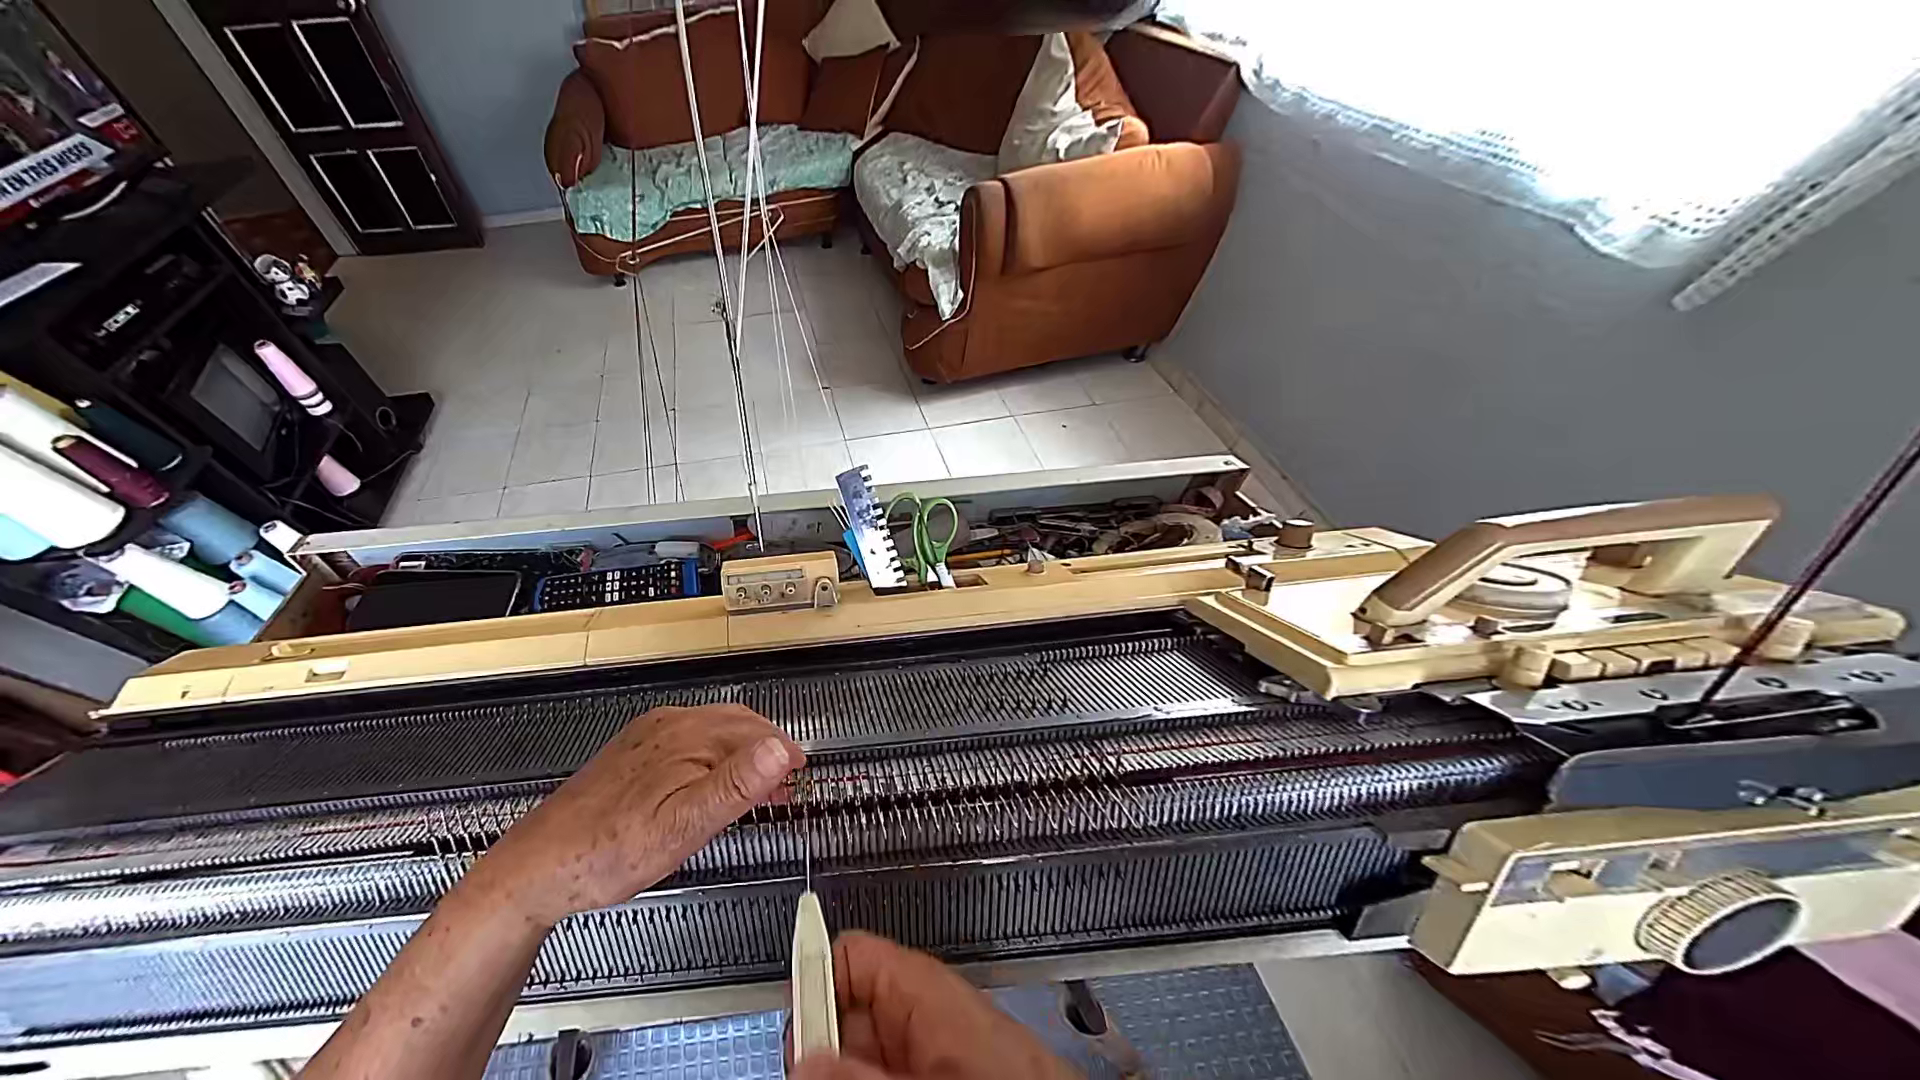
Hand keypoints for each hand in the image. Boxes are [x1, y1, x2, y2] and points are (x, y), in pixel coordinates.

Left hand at [461, 704, 803, 927]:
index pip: (757, 734)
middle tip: (785, 783)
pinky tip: (711, 780)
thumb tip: (778, 751)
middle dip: (768, 750)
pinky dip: (716, 755)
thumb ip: (735, 786)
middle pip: (739, 725)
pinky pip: (689, 740)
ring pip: (714, 731)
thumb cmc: (604, 854)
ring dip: (744, 752)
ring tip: (756, 785)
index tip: (800, 776)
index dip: (784, 756)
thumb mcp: (682, 827)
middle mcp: (669, 727)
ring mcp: (649, 737)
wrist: (533, 870)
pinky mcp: (634, 752)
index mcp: (687, 738)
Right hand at [791, 932, 1081, 1079]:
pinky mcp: (933, 1062)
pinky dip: (875, 1076)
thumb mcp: (929, 1076)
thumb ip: (864, 1067)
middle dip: (825, 1047)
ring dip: (848, 1068)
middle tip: (824, 1079)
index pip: (845, 953)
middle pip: (841, 1009)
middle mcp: (918, 1004)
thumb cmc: (1014, 1079)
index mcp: (917, 983)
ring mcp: (925, 1039)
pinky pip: (885, 1062)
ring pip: (860, 1047)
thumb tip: (804, 1054)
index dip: (813, 988)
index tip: (799, 1040)